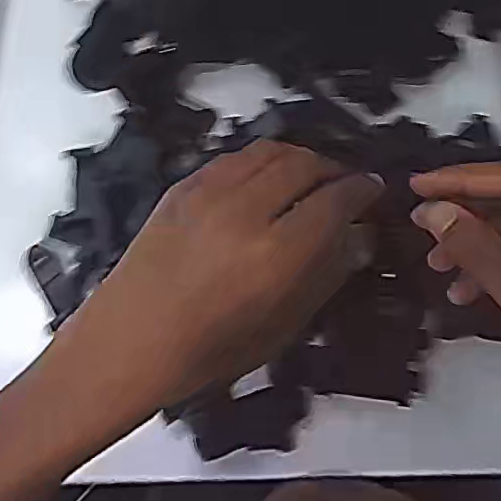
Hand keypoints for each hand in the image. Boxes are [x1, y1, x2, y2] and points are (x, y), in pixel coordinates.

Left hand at [54, 140, 380, 412]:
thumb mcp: (280, 326)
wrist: (127, 341)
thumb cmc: (208, 350)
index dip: (361, 190)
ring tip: (309, 176)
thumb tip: (359, 237)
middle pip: (304, 164)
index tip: (373, 189)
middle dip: (334, 169)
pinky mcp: (182, 185)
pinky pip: (235, 157)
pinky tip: (265, 180)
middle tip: (344, 184)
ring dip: (299, 157)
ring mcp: (208, 191)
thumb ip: (325, 274)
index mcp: (273, 253)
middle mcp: (243, 210)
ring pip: (270, 150)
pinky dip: (261, 161)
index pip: (334, 201)